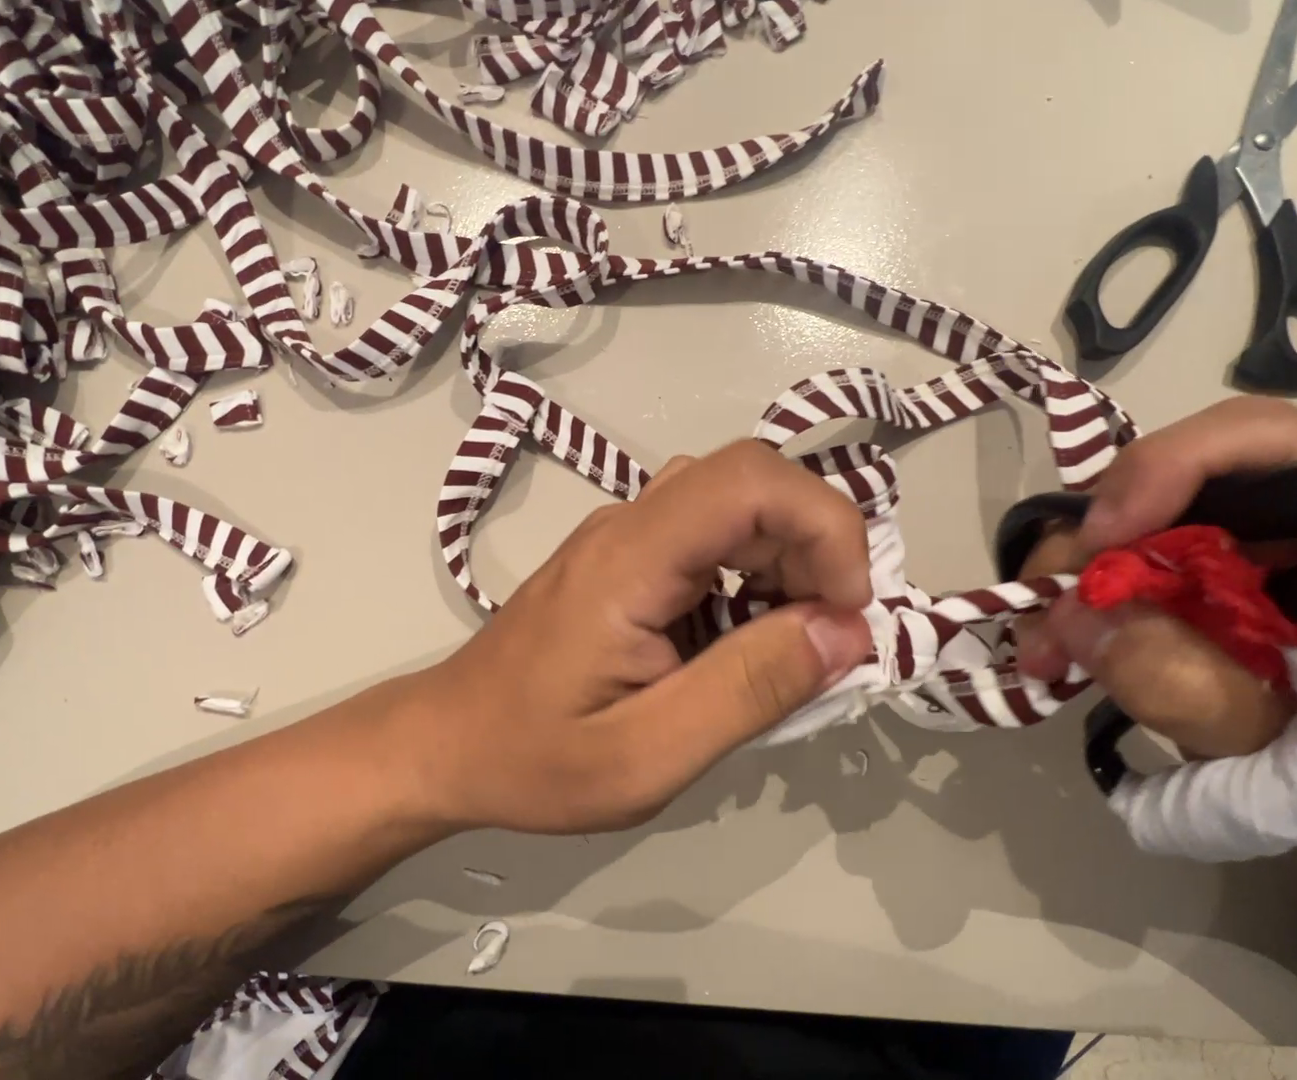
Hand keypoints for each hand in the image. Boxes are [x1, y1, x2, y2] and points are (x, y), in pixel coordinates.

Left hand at [402, 441, 874, 834]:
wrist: (449, 744)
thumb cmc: (536, 759)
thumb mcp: (648, 754)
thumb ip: (749, 689)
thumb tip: (846, 631)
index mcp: (627, 561)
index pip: (747, 480)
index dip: (823, 525)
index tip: (847, 612)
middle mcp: (627, 527)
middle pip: (750, 484)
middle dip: (814, 550)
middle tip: (826, 641)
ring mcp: (624, 539)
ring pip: (737, 508)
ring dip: (788, 566)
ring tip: (788, 650)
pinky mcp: (627, 561)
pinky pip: (712, 541)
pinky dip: (755, 580)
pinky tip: (745, 644)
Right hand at [1014, 398, 1296, 880]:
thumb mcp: (1287, 743)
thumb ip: (1191, 684)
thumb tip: (1072, 620)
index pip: (1255, 441)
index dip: (1165, 467)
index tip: (1102, 539)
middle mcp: (1283, 518)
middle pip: (1159, 485)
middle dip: (1088, 546)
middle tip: (1043, 616)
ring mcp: (1227, 548)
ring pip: (1118, 527)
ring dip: (1066, 583)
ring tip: (1041, 655)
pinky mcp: (1187, 581)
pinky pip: (1108, 569)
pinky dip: (1071, 605)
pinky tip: (1055, 652)